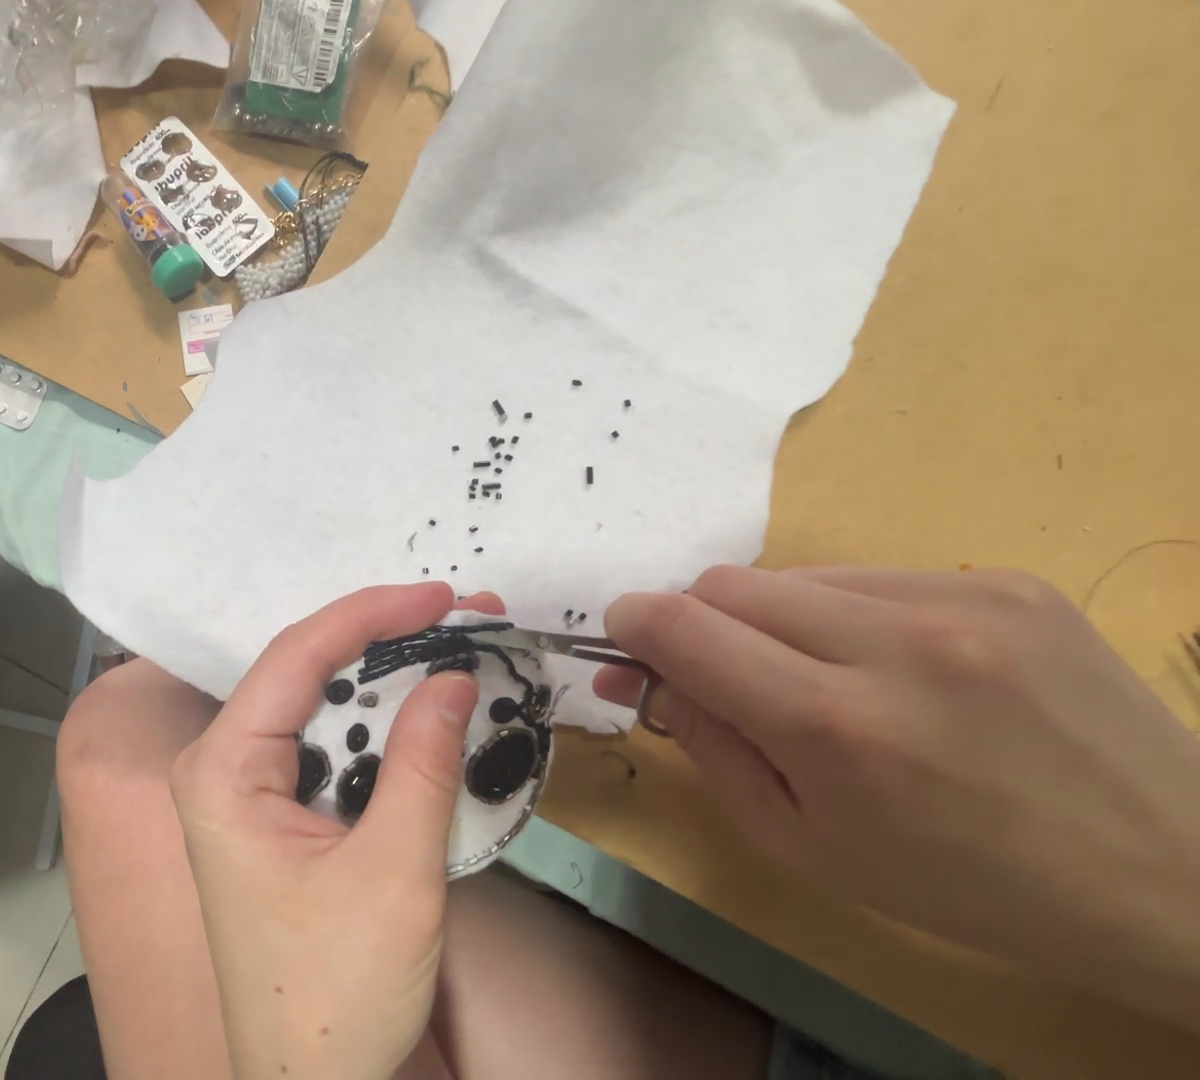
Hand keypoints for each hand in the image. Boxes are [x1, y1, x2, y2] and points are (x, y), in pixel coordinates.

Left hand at [170, 583, 482, 1079]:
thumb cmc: (337, 991)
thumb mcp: (394, 875)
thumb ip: (421, 766)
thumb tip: (453, 675)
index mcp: (222, 770)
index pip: (293, 658)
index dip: (367, 615)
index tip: (437, 596)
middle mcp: (223, 765)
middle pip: (304, 674)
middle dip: (383, 641)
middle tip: (462, 617)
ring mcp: (248, 789)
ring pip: (321, 706)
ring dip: (387, 680)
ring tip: (458, 647)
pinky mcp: (279, 813)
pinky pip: (329, 747)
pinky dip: (381, 726)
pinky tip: (426, 705)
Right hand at [595, 565, 1199, 1025]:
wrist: (1179, 877)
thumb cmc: (961, 884)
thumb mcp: (800, 842)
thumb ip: (704, 743)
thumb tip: (632, 673)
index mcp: (833, 726)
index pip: (680, 626)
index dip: (632, 626)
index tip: (629, 647)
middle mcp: (892, 643)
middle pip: (722, 583)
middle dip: (697, 623)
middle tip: (724, 678)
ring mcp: (958, 600)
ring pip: (791, 574)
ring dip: (772, 619)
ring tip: (823, 680)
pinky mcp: (1006, 581)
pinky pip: (866, 576)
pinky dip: (844, 613)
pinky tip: (893, 668)